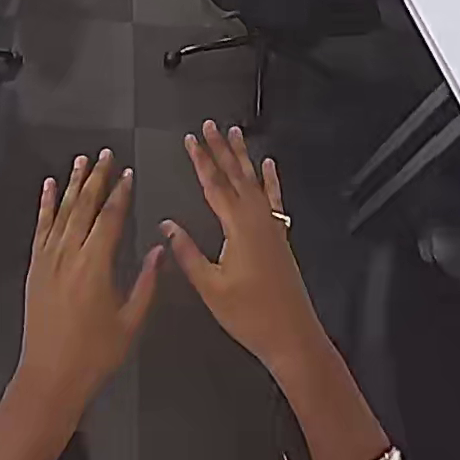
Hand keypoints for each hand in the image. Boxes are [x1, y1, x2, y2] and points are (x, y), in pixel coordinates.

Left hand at [18, 150, 161, 416]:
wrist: (49, 378)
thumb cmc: (96, 353)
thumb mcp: (131, 321)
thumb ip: (147, 282)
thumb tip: (160, 247)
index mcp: (95, 266)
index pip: (110, 218)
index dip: (120, 193)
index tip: (128, 172)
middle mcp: (69, 254)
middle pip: (85, 206)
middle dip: (97, 178)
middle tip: (106, 154)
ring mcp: (48, 258)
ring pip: (62, 211)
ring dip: (73, 184)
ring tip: (82, 159)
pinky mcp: (35, 266)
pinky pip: (40, 228)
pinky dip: (45, 204)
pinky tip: (49, 186)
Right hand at [161, 121, 327, 374]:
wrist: (291, 334)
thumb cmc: (249, 314)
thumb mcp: (210, 287)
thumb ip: (187, 253)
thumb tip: (167, 226)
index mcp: (238, 226)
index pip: (214, 184)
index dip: (200, 159)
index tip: (191, 139)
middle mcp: (257, 218)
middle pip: (235, 174)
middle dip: (220, 148)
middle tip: (210, 125)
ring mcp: (272, 224)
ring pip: (254, 180)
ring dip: (243, 156)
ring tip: (236, 133)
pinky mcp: (280, 234)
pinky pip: (275, 198)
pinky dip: (271, 180)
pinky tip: (269, 165)